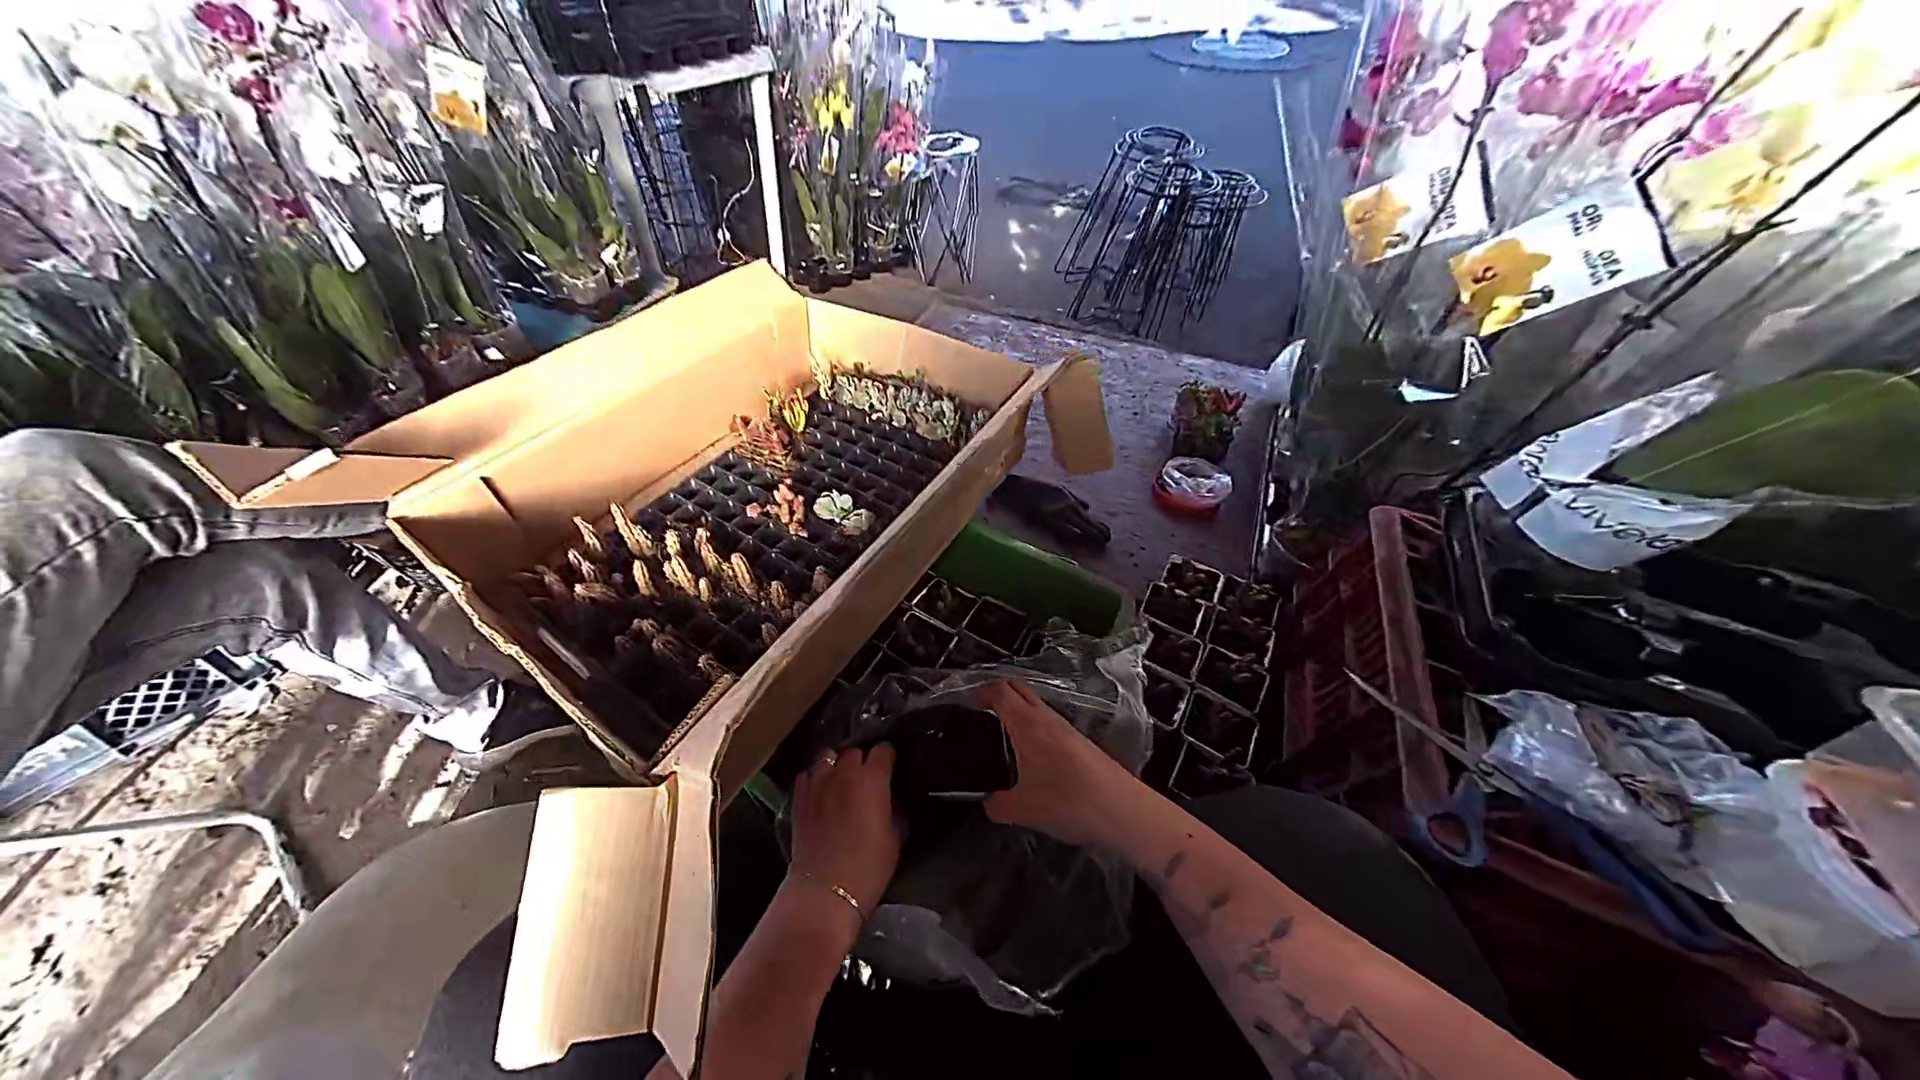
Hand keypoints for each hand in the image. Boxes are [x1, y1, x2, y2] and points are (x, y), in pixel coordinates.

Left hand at [789, 744, 900, 912]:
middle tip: (865, 778)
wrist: (825, 889)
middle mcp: (844, 773)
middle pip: (854, 751)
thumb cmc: (868, 867)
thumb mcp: (895, 837)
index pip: (883, 750)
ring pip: (827, 756)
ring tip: (839, 778)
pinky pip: (807, 774)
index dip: (888, 756)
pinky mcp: (798, 797)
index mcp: (873, 779)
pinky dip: (815, 778)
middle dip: (861, 760)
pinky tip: (819, 791)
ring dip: (836, 764)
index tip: (890, 765)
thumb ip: (893, 809)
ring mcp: (818, 782)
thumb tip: (889, 799)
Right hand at [981, 679, 1139, 846]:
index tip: (966, 704)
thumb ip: (998, 805)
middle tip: (980, 711)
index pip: (999, 691)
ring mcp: (1066, 727)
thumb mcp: (1023, 810)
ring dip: (1017, 708)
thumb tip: (988, 802)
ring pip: (1035, 704)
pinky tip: (1030, 750)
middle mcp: (1046, 718)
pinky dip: (1033, 724)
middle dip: (997, 692)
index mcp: (1027, 725)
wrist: (1121, 809)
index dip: (980, 691)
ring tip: (1000, 731)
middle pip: (1018, 688)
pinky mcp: (1079, 740)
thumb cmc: (1068, 801)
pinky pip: (1048, 721)